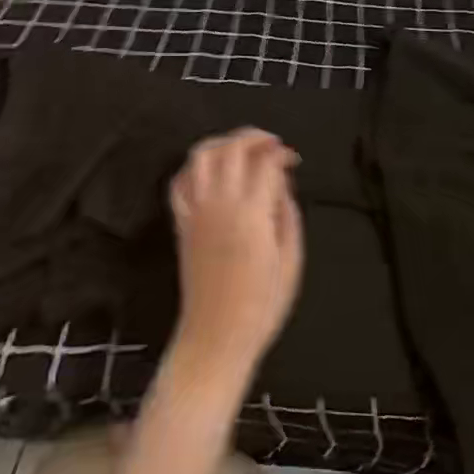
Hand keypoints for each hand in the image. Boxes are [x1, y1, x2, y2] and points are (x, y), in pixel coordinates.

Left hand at [167, 128, 304, 374]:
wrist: (216, 336)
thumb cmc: (262, 304)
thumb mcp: (291, 259)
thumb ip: (288, 214)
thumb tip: (282, 184)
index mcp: (252, 213)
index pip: (266, 163)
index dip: (282, 154)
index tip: (293, 159)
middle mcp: (220, 203)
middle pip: (232, 149)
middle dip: (254, 138)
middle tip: (271, 144)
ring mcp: (195, 210)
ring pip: (201, 155)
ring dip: (223, 143)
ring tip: (241, 149)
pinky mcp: (180, 222)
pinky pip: (179, 182)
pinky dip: (194, 168)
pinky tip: (210, 172)